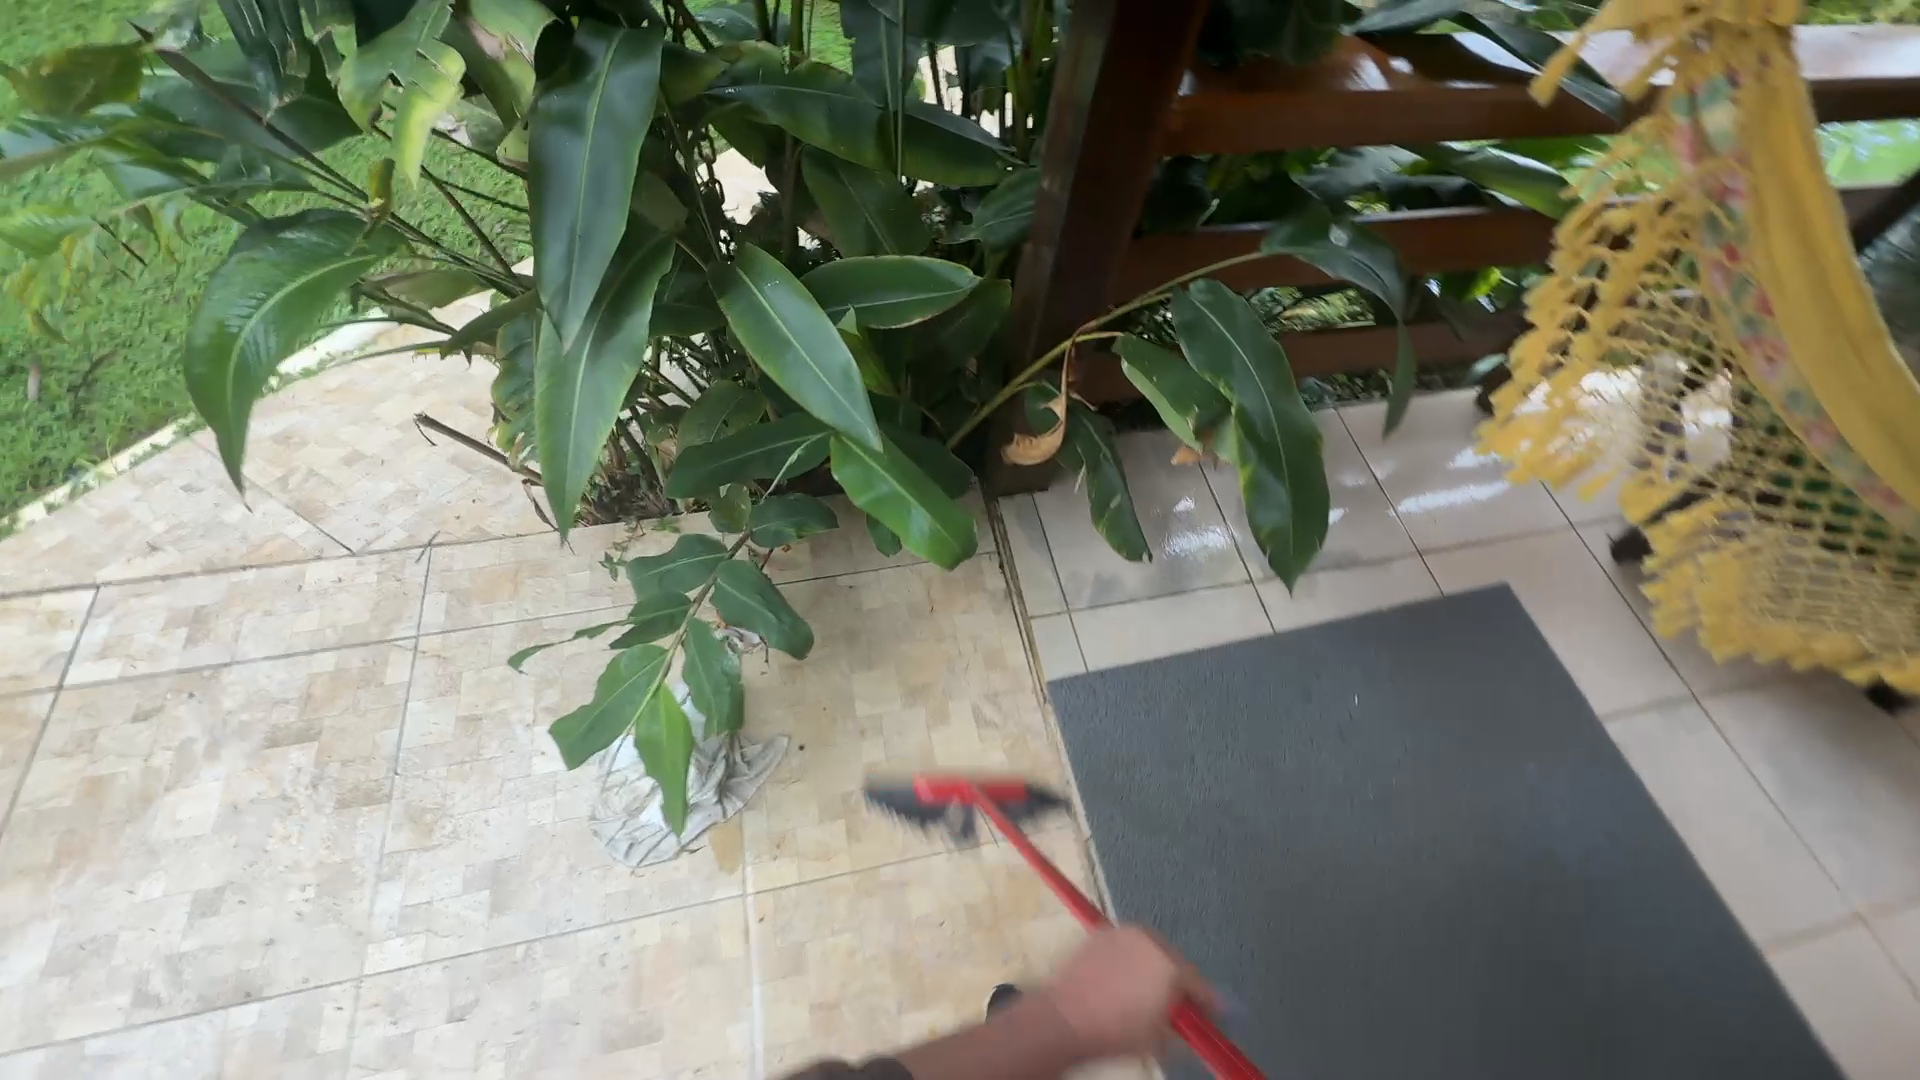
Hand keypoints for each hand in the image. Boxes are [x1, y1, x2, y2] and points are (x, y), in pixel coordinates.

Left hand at [1036, 924, 1216, 1059]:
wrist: (1067, 1014)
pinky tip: (1121, 978)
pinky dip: (1129, 958)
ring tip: (1145, 991)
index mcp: (1171, 967)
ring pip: (1150, 949)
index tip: (1213, 1014)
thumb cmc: (1116, 1031)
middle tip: (1175, 1004)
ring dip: (1153, 966)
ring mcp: (1124, 932)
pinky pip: (1125, 944)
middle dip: (1177, 981)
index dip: (1208, 1003)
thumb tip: (1188, 1023)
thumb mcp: (1160, 1039)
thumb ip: (1182, 1027)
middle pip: (1174, 961)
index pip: (1200, 985)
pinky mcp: (1102, 932)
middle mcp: (1150, 941)